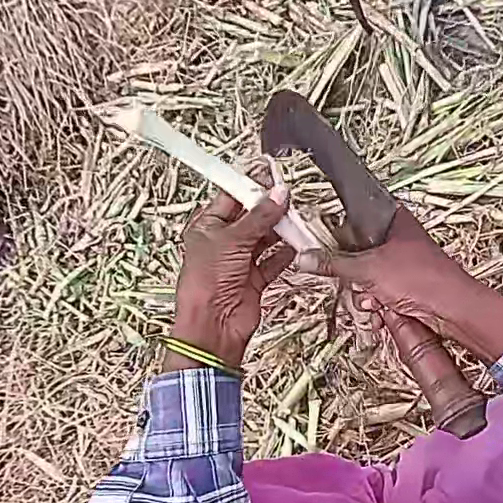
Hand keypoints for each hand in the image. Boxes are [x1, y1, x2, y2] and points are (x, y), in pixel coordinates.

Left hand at [168, 185, 295, 372]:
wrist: (212, 325)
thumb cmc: (205, 284)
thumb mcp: (231, 240)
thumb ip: (259, 217)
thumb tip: (278, 195)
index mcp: (207, 227)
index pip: (231, 199)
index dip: (251, 187)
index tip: (272, 177)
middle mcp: (223, 244)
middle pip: (251, 218)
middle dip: (270, 209)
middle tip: (289, 199)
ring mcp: (239, 262)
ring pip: (265, 239)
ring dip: (281, 231)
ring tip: (297, 220)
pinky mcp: (254, 280)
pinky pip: (274, 262)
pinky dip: (286, 254)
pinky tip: (297, 245)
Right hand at [294, 209, 502, 362]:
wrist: (453, 310)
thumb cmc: (422, 278)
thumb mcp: (368, 268)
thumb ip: (333, 263)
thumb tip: (304, 257)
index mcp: (391, 220)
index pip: (349, 224)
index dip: (337, 243)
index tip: (326, 258)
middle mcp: (395, 239)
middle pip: (353, 257)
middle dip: (352, 281)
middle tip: (360, 288)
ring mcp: (398, 265)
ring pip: (362, 280)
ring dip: (363, 298)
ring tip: (376, 303)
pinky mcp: (402, 287)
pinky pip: (374, 295)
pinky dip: (374, 307)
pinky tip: (381, 314)